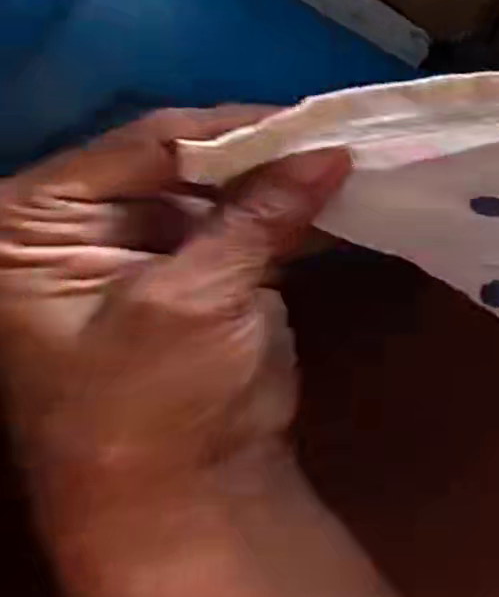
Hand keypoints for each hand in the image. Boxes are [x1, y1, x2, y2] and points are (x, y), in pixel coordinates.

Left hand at [0, 108, 349, 505]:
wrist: (188, 474)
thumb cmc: (151, 394)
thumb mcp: (197, 298)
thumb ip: (259, 218)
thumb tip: (331, 152)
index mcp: (33, 224)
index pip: (148, 146)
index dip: (240, 130)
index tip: (325, 123)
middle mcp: (88, 223)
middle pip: (194, 161)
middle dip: (275, 152)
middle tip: (355, 139)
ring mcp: (159, 244)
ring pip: (237, 188)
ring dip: (299, 180)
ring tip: (366, 162)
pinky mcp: (219, 266)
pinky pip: (265, 220)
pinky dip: (309, 211)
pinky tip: (355, 199)